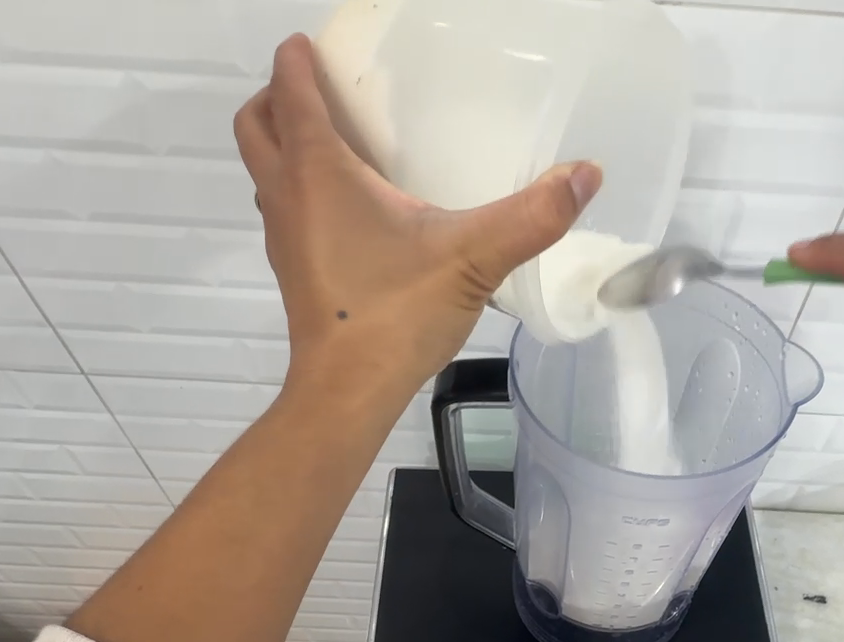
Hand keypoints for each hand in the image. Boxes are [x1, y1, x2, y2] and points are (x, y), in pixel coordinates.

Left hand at [235, 36, 600, 402]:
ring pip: (264, 173)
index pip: (289, 89)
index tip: (320, 47)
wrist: (349, 391)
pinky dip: (302, 195)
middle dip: (276, 97)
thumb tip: (587, 174)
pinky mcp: (294, 276)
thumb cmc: (396, 315)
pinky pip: (285, 213)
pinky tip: (352, 218)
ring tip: (338, 149)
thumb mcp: (472, 259)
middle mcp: (287, 197)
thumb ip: (531, 216)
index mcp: (318, 171)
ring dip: (284, 148)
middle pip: (256, 124)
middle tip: (325, 95)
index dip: (298, 59)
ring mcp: (283, 240)